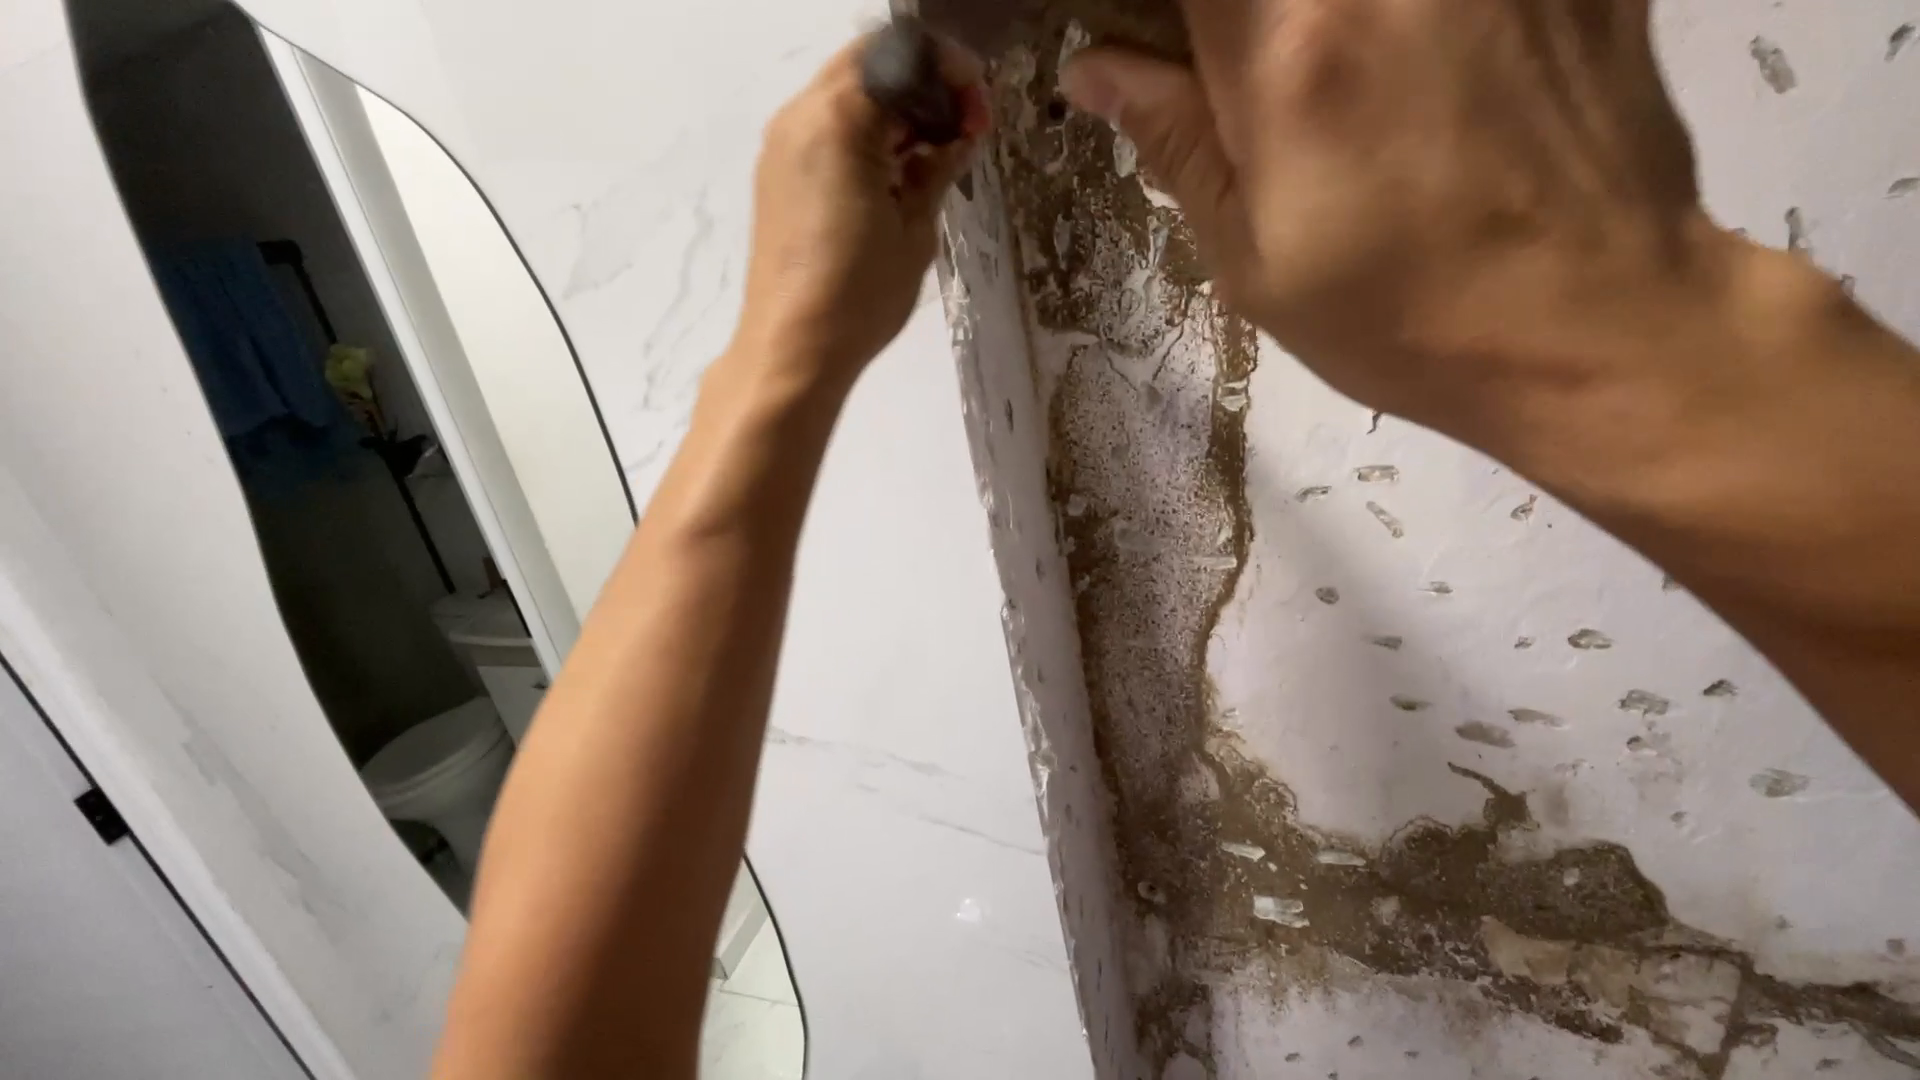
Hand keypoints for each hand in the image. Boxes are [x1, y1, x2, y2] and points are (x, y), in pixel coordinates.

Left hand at [734, 34, 989, 383]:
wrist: (793, 350)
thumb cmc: (860, 296)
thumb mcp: (916, 231)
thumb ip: (937, 169)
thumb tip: (955, 140)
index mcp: (837, 120)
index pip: (900, 54)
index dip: (950, 73)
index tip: (979, 115)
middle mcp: (800, 116)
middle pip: (868, 64)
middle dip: (922, 86)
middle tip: (960, 131)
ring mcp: (782, 146)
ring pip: (845, 95)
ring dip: (894, 111)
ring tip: (932, 160)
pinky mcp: (776, 176)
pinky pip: (826, 129)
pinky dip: (865, 136)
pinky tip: (894, 178)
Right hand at [1060, 0, 1738, 444]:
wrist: (1588, 327)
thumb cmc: (1393, 318)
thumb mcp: (1251, 260)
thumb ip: (1174, 140)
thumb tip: (1094, 65)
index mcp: (1291, 50)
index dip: (1161, 11)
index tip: (1164, 50)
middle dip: (1239, 27)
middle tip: (1237, 75)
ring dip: (1311, 31)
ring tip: (1333, 97)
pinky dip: (1406, 22)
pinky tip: (1415, 68)